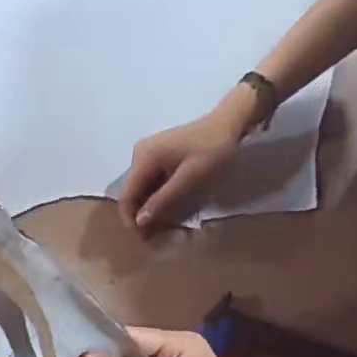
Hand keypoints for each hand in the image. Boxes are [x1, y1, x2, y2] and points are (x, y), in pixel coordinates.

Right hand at [115, 91, 257, 230]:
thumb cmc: (214, 148)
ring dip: (146, 204)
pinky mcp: (153, 153)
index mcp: (144, 158)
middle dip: (139, 213)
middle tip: (152, 233)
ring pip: (138, 187)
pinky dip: (152, 193)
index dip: (130, 218)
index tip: (141, 236)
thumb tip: (139, 222)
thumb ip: (163, 199)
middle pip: (131, 191)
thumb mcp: (191, 177)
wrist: (230, 120)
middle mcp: (138, 154)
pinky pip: (146, 179)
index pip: (126, 195)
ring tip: (158, 220)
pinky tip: (163, 202)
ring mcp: (144, 152)